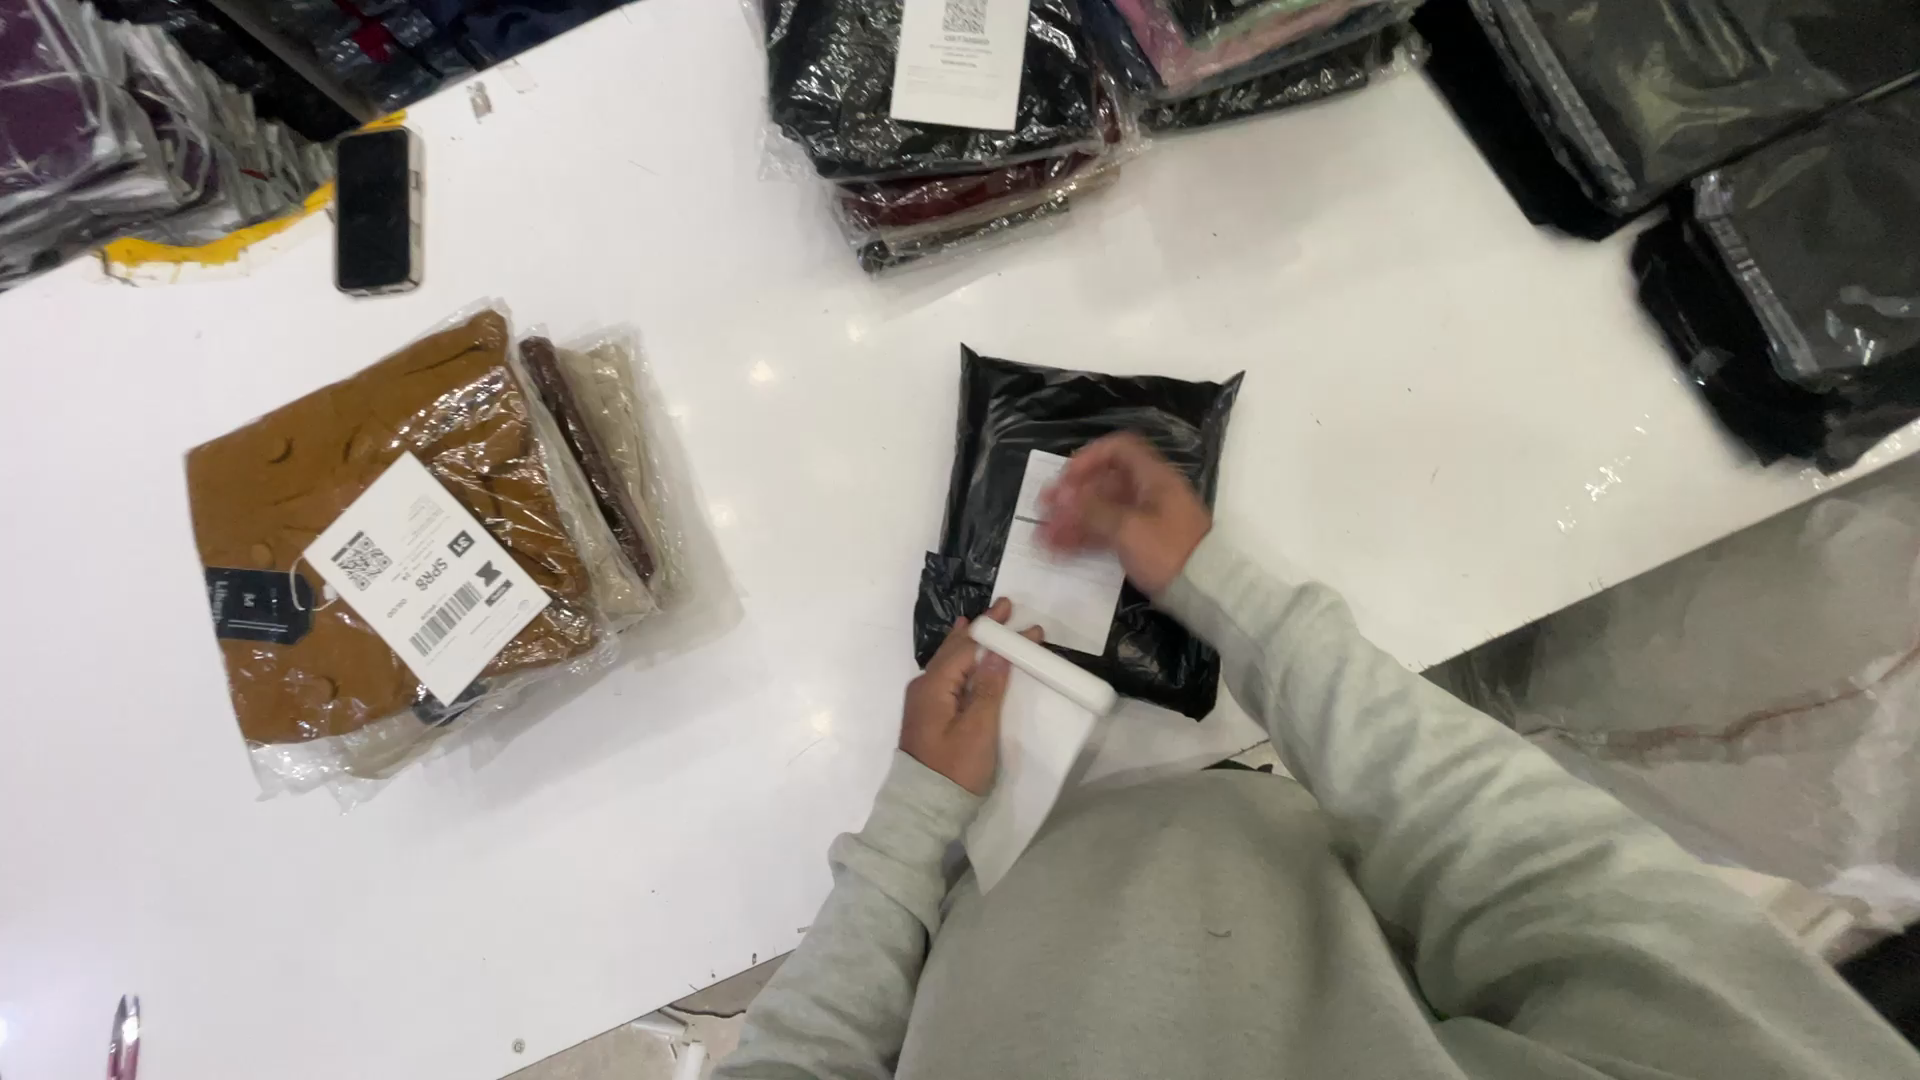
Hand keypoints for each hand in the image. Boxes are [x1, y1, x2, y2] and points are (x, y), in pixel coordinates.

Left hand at [901, 598, 1043, 795]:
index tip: (1017, 615)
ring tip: (981, 622)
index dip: (995, 631)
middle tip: (1005, 606)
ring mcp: (923, 701)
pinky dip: (962, 661)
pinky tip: (965, 659)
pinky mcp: (928, 714)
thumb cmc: (954, 770)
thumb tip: (999, 654)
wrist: (923, 809)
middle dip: (982, 628)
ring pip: (949, 660)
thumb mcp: (977, 730)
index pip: (969, 648)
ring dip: (971, 642)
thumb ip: (988, 689)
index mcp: (935, 686)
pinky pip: (948, 675)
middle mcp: (924, 686)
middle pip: (956, 648)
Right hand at [1037, 432, 1211, 595]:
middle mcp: (1147, 492)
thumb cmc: (1169, 551)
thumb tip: (1061, 495)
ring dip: (1072, 519)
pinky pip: (1107, 532)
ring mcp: (1144, 518)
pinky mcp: (1141, 542)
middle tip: (1043, 509)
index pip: (1118, 450)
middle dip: (1071, 495)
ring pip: (1101, 510)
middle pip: (1104, 482)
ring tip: (1044, 536)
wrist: (1207, 590)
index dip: (1088, 458)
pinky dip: (1084, 537)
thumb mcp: (1127, 528)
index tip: (1065, 479)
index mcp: (1152, 477)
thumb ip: (1091, 509)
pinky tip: (1059, 548)